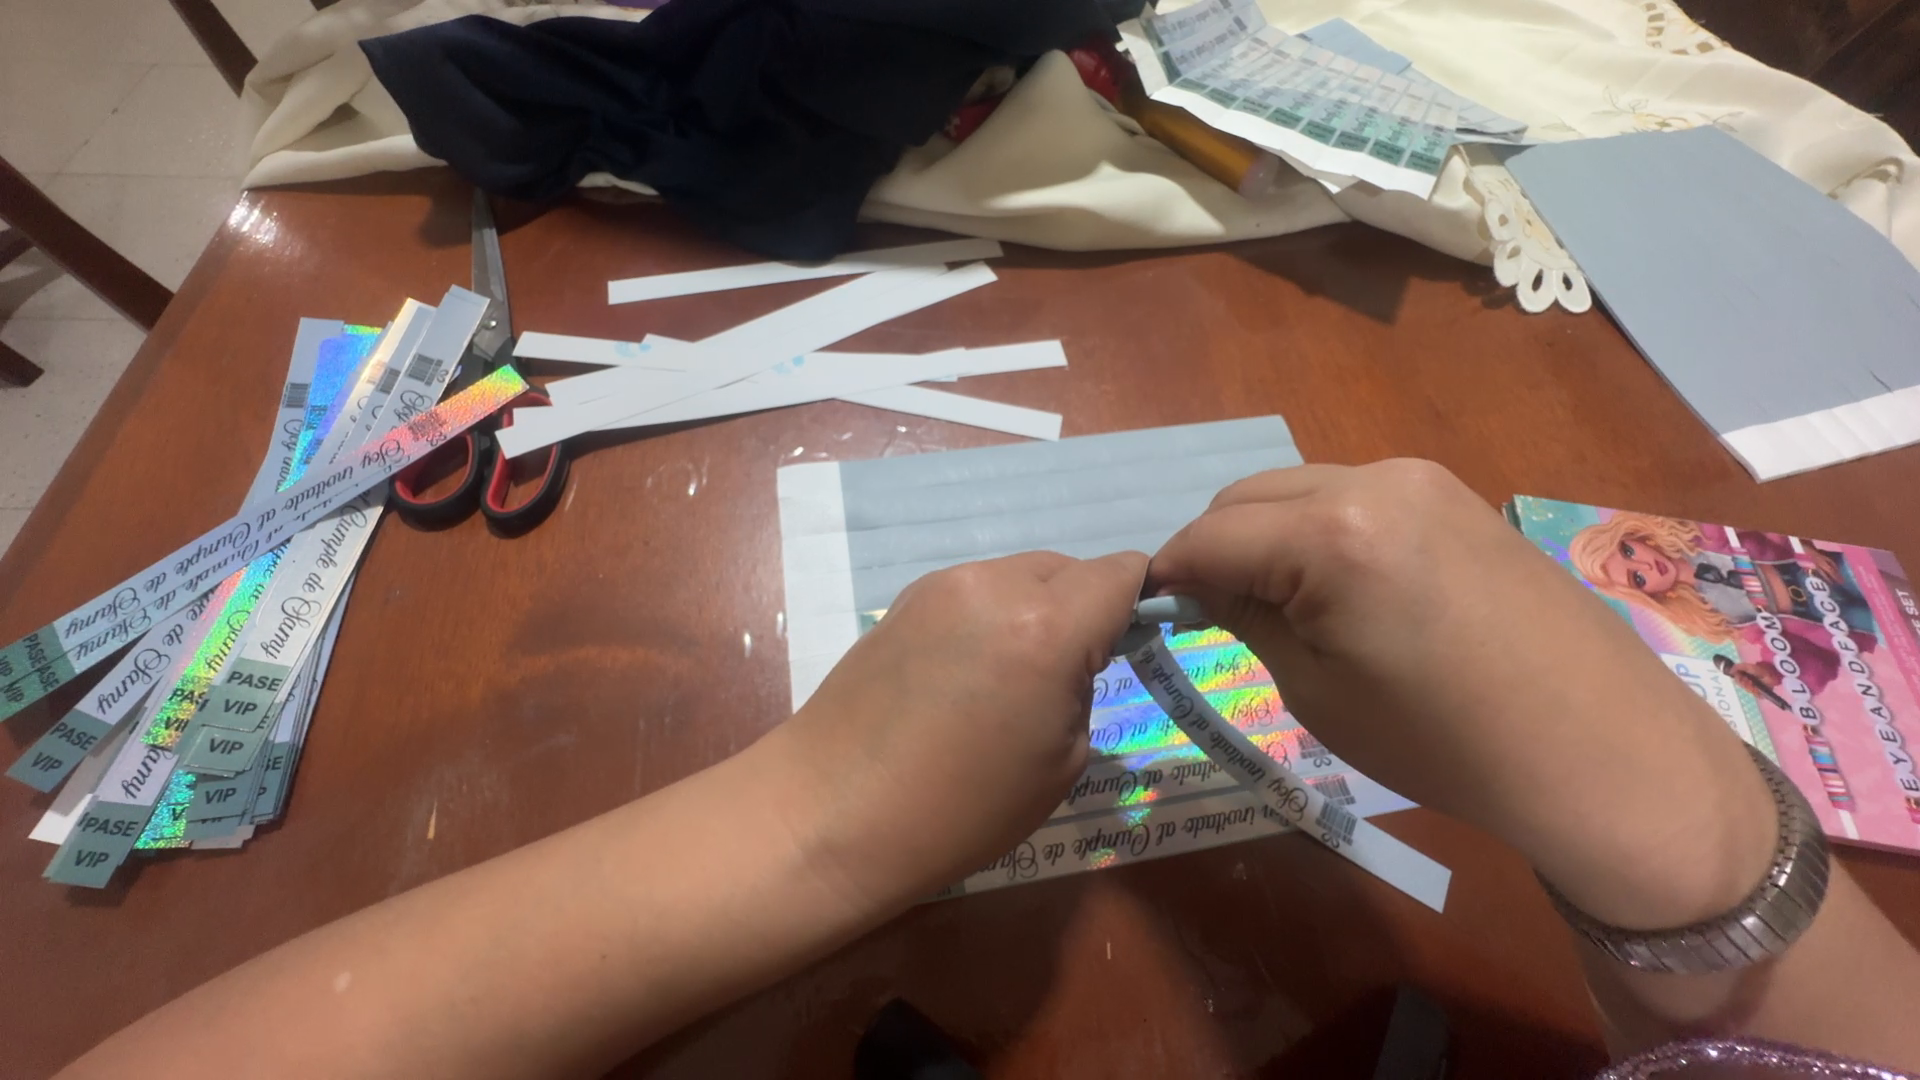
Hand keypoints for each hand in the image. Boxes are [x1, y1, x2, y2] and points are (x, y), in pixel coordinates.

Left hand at [775, 551, 1145, 911]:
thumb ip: (1082, 685)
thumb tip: (1074, 656)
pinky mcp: (905, 597)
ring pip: (1019, 574)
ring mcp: (942, 584)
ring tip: (1011, 674)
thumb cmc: (960, 809)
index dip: (1137, 601)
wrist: (834, 808)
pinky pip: (975, 589)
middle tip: (1067, 673)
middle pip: (1068, 568)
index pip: (1119, 572)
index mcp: (1045, 627)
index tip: (1130, 643)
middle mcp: (994, 585)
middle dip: (1085, 607)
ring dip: (1036, 608)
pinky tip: (966, 670)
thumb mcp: (1061, 760)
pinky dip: (991, 614)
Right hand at [1149, 460, 1774, 927]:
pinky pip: (1345, 495)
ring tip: (1275, 597)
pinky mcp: (1450, 492)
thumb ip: (1244, 616)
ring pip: (1294, 489)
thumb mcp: (1312, 687)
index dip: (1168, 572)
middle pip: (1245, 497)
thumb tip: (1197, 588)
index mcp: (1331, 534)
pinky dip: (1312, 528)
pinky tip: (1333, 581)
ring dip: (1263, 534)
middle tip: (1213, 609)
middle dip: (1214, 547)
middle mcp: (1371, 480)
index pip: (1209, 537)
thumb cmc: (1439, 741)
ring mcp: (1418, 478)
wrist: (1602, 754)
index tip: (1152, 608)